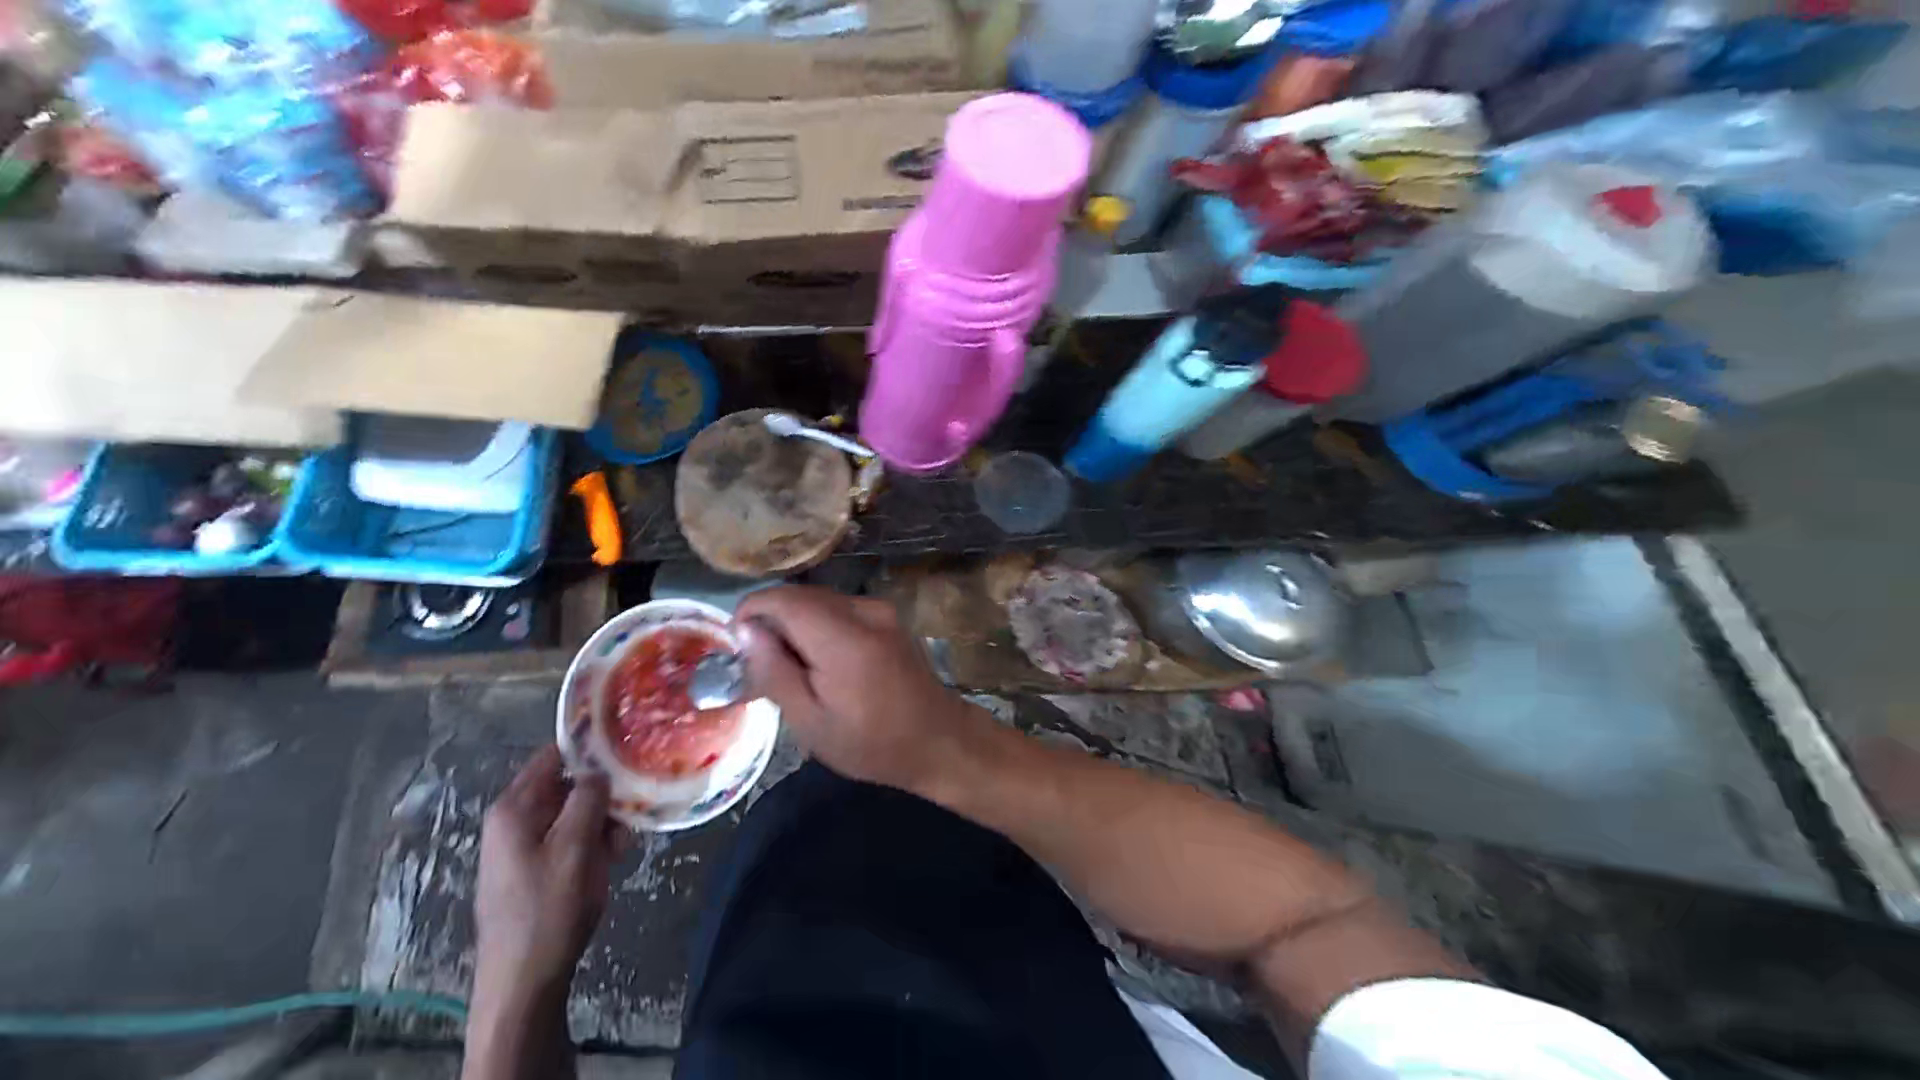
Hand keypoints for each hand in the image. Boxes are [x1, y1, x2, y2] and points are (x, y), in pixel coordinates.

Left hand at [472, 746, 620, 1015]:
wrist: (524, 980)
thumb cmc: (549, 907)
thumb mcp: (576, 846)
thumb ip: (588, 798)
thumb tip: (598, 769)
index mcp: (514, 808)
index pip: (554, 754)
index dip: (590, 747)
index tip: (628, 746)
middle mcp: (515, 819)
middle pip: (568, 784)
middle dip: (603, 793)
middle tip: (632, 807)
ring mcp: (524, 845)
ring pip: (575, 812)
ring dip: (603, 820)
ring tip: (622, 842)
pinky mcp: (536, 867)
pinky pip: (571, 837)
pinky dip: (594, 841)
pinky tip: (611, 858)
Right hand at [735, 586, 994, 794]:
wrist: (939, 740)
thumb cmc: (871, 742)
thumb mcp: (810, 721)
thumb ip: (774, 672)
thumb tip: (745, 631)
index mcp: (844, 638)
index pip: (783, 598)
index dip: (751, 612)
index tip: (737, 645)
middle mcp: (865, 611)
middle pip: (800, 596)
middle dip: (772, 621)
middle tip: (760, 665)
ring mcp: (881, 610)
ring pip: (819, 601)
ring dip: (795, 624)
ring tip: (790, 669)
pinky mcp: (888, 616)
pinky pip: (840, 609)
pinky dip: (819, 627)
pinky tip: (821, 663)